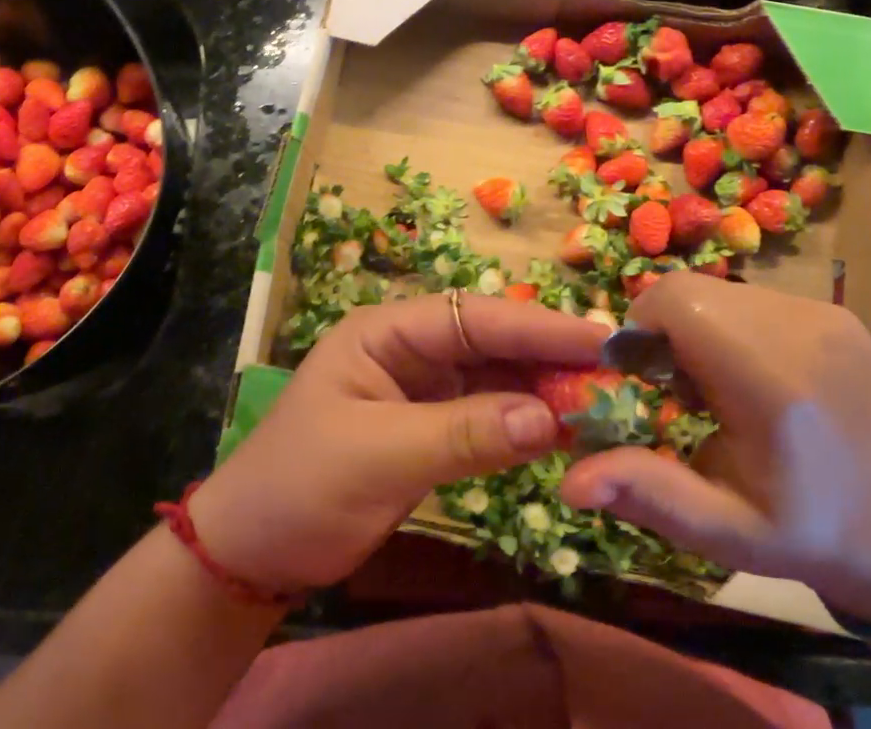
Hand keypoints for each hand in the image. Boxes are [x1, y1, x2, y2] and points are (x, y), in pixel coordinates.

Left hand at [190, 295, 608, 592]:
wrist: (252, 553)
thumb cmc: (300, 488)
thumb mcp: (380, 456)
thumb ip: (465, 433)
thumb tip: (551, 419)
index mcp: (384, 332)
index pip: (474, 317)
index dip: (540, 326)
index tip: (604, 340)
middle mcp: (407, 351)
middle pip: (493, 343)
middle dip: (551, 358)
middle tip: (618, 379)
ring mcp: (421, 392)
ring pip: (497, 379)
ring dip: (544, 393)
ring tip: (605, 407)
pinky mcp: (430, 433)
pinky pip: (488, 419)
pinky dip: (524, 427)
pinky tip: (563, 436)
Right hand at [558, 273, 870, 623]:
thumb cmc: (805, 534)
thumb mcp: (720, 531)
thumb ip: (646, 493)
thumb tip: (567, 481)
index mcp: (774, 383)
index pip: (676, 300)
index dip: (638, 329)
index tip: (639, 382)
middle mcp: (805, 330)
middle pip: (691, 290)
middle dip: (661, 330)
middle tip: (670, 391)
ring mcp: (827, 316)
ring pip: (719, 290)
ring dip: (693, 327)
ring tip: (711, 389)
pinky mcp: (838, 314)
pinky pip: (751, 299)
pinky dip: (727, 326)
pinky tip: (746, 379)